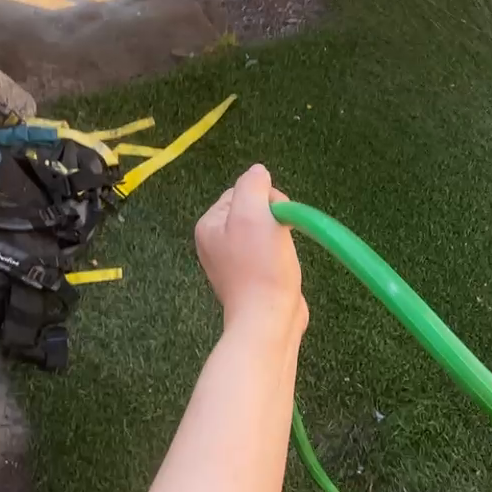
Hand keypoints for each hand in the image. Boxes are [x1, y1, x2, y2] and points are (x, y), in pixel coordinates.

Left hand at [194, 164, 306, 335]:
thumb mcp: (254, 213)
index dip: (266, 198)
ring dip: (279, 237)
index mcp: (209, 225)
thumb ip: (253, 184)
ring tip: (282, 254)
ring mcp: (232, 263)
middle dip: (273, 218)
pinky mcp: (250, 280)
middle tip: (282, 236)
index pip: (241, 191)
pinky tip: (283, 267)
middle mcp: (215, 243)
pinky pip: (267, 253)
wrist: (268, 319)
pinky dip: (279, 255)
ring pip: (263, 232)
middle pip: (252, 211)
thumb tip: (259, 172)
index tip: (279, 217)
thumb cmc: (261, 266)